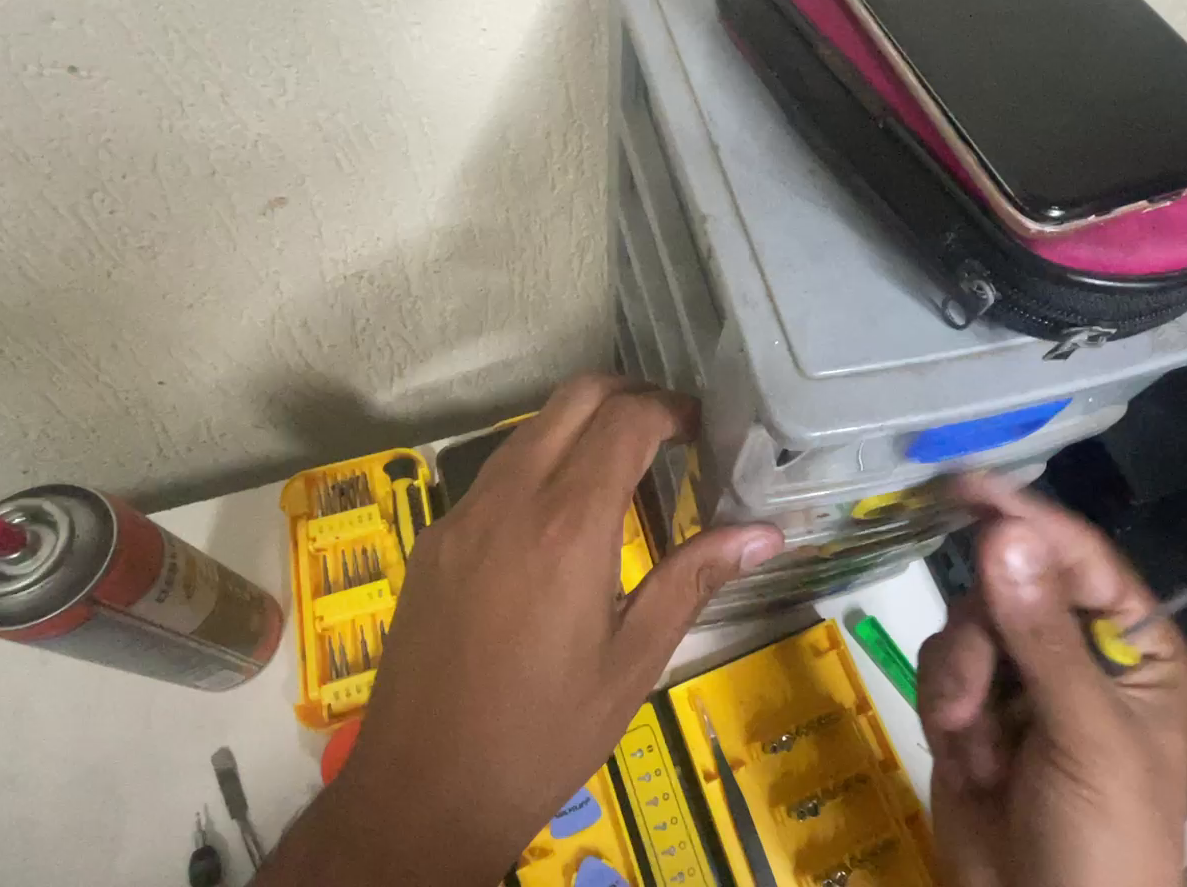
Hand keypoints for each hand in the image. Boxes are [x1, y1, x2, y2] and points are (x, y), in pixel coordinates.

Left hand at [254, 375, 783, 886]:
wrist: (421, 792)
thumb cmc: (545, 733)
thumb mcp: (635, 660)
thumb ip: (696, 579)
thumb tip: (765, 533)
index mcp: (568, 526)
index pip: (625, 421)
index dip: (670, 408)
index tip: (700, 427)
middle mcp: (509, 499)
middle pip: (573, 396)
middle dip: (628, 393)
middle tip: (668, 430)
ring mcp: (461, 514)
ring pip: (530, 428)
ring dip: (582, 424)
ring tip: (623, 469)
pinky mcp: (434, 537)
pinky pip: (495, 471)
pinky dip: (541, 462)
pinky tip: (560, 518)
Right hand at [917, 475, 1186, 886]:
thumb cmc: (1104, 841)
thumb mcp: (1084, 735)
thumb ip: (1039, 633)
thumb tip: (1002, 531)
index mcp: (1130, 644)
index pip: (1077, 557)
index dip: (1026, 520)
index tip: (966, 487)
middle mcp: (1073, 647)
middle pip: (1004, 583)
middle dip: (982, 637)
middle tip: (977, 688)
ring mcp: (1017, 675)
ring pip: (963, 622)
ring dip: (959, 679)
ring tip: (970, 734)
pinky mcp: (970, 701)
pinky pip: (938, 662)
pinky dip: (941, 701)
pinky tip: (962, 749)